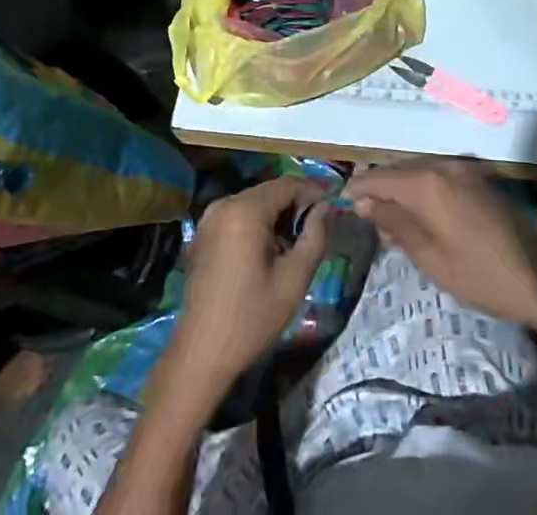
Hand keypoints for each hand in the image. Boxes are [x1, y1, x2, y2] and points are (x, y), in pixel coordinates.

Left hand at [170, 177, 329, 383]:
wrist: (202, 352)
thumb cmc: (252, 316)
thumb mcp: (294, 278)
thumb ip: (315, 236)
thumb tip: (326, 207)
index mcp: (244, 211)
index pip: (287, 184)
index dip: (314, 191)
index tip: (334, 205)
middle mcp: (223, 205)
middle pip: (268, 191)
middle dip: (295, 204)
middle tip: (318, 228)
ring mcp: (208, 219)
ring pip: (253, 203)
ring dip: (277, 216)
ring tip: (295, 244)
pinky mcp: (202, 235)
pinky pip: (236, 216)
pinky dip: (257, 224)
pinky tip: (269, 252)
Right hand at [347, 161, 536, 335]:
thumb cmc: (481, 276)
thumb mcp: (429, 257)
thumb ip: (394, 223)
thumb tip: (364, 202)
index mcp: (428, 184)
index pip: (380, 177)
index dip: (358, 189)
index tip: (342, 203)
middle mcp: (445, 167)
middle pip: (398, 169)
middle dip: (378, 188)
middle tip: (363, 214)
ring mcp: (465, 171)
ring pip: (418, 171)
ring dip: (400, 189)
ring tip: (387, 217)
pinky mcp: (479, 180)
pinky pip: (438, 176)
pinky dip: (422, 190)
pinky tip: (418, 213)